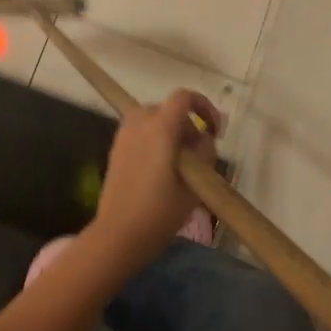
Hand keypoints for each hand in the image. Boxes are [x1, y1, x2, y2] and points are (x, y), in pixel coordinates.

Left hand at [89, 89, 221, 263]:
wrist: (118, 234)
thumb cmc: (160, 212)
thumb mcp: (194, 185)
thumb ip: (204, 153)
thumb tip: (205, 139)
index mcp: (160, 128)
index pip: (183, 97)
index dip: (204, 106)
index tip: (214, 130)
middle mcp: (139, 124)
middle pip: (169, 109)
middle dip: (188, 125)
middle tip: (198, 154)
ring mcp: (124, 136)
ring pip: (153, 119)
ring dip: (170, 132)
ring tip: (181, 163)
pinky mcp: (116, 149)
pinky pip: (140, 132)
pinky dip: (155, 139)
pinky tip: (161, 169)